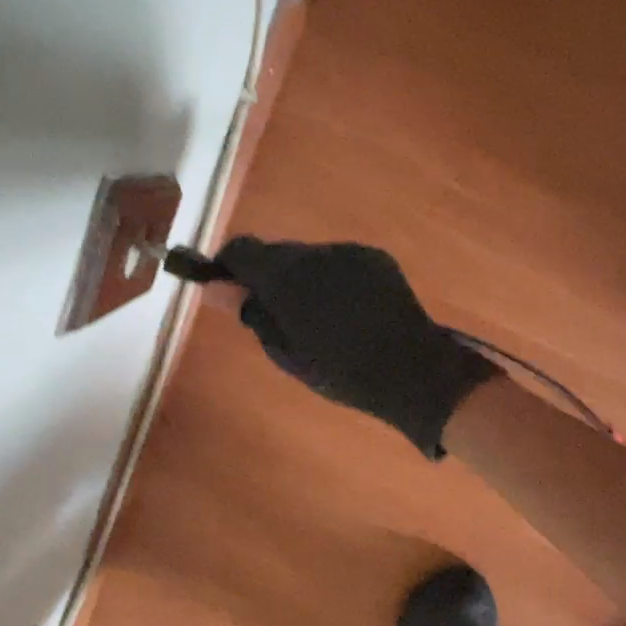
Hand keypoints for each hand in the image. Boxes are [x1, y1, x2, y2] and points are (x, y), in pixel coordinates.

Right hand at [214, 236, 500, 458]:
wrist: (412, 370)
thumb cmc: (342, 374)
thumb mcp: (286, 352)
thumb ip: (251, 313)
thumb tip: (213, 287)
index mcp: (286, 276)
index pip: (241, 251)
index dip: (229, 268)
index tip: (229, 292)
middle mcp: (314, 252)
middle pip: (277, 253)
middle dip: (270, 277)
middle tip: (278, 317)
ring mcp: (348, 251)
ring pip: (310, 258)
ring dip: (304, 280)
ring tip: (319, 321)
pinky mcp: (375, 257)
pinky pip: (339, 262)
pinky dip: (333, 281)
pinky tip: (348, 312)